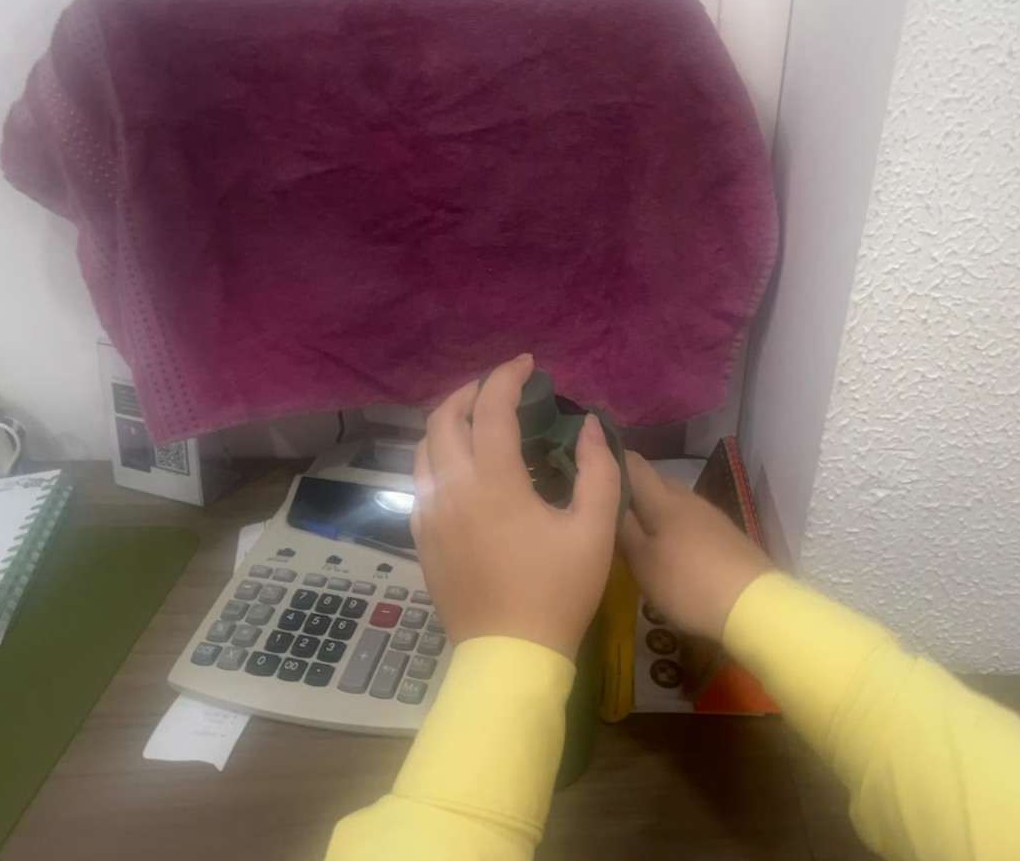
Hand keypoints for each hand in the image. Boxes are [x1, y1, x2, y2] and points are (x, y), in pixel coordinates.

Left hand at [411, 355, 621, 659]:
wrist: (510, 655)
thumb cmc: (558, 591)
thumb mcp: (596, 530)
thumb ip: (598, 469)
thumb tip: (590, 424)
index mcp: (493, 483)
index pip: (491, 408)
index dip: (507, 376)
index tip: (527, 364)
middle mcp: (451, 490)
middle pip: (443, 417)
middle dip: (471, 390)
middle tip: (501, 387)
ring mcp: (430, 514)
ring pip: (424, 446)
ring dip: (450, 420)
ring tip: (480, 418)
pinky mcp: (422, 537)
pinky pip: (421, 479)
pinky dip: (439, 454)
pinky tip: (464, 465)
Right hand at [617, 453, 772, 641]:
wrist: (752, 604)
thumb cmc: (688, 583)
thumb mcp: (643, 563)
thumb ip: (623, 530)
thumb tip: (606, 499)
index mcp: (663, 499)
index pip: (633, 464)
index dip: (611, 458)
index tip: (588, 464)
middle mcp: (687, 498)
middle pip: (655, 480)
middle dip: (630, 487)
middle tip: (605, 504)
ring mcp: (710, 515)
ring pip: (673, 500)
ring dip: (652, 507)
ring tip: (632, 527)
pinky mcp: (725, 534)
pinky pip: (689, 518)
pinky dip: (672, 524)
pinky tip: (666, 545)